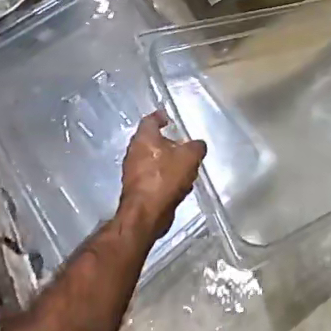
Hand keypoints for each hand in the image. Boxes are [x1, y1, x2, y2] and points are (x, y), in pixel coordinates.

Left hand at [117, 111, 205, 238]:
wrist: (146, 213)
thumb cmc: (165, 178)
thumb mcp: (190, 157)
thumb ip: (196, 147)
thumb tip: (198, 145)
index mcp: (144, 138)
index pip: (150, 120)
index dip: (160, 116)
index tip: (169, 117)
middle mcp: (134, 152)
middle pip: (149, 140)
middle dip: (165, 142)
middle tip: (181, 144)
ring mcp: (132, 171)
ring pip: (150, 159)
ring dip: (164, 161)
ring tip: (182, 165)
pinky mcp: (136, 189)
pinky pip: (151, 176)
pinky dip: (162, 177)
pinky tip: (176, 184)